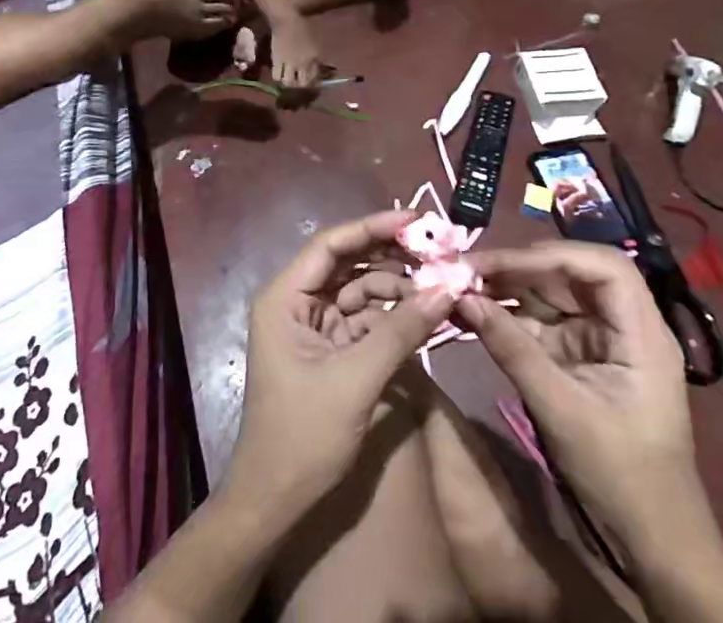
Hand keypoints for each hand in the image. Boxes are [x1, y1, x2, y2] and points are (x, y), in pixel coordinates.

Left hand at [224, 212, 458, 519]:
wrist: (275, 501)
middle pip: (349, 263)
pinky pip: (367, 319)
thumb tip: (447, 290)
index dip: (373, 227)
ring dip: (398, 288)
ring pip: (362, 290)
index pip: (331, 244)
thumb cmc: (302, 436)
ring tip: (439, 290)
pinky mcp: (332, 350)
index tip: (418, 220)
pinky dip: (395, 316)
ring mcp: (315, 327)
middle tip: (439, 255)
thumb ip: (402, 331)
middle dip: (393, 257)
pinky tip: (425, 316)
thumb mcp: (356, 379)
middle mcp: (297, 303)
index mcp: (285, 299)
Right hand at [268, 14, 322, 90]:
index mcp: (314, 58)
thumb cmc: (303, 27)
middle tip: (299, 82)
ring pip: (288, 83)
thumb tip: (319, 70)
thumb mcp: (315, 43)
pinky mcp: (276, 60)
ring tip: (288, 79)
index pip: (315, 78)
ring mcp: (289, 63)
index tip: (311, 83)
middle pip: (302, 84)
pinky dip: (278, 77)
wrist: (286, 20)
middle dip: (301, 85)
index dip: (313, 83)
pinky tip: (280, 74)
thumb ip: (316, 58)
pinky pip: (276, 76)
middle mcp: (303, 63)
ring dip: (289, 83)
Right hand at [456, 242, 702, 544]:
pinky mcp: (584, 358)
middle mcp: (625, 324)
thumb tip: (463, 299)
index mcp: (641, 331)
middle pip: (573, 275)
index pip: (602, 266)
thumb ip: (512, 349)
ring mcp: (603, 341)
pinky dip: (513, 318)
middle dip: (520, 269)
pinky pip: (546, 324)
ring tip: (463, 286)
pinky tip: (478, 313)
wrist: (651, 536)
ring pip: (556, 296)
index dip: (549, 255)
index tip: (498, 263)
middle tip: (466, 271)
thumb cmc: (620, 473)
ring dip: (511, 290)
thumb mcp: (560, 408)